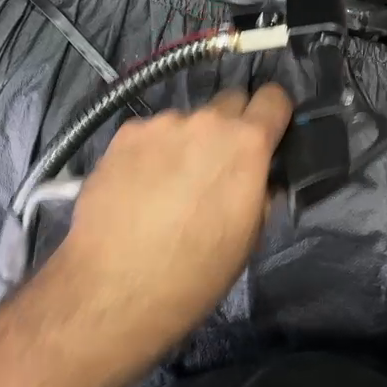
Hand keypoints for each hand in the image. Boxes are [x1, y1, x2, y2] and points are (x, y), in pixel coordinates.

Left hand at [48, 84, 293, 347]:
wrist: (113, 288)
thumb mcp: (248, 239)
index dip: (273, 115)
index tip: (267, 135)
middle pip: (229, 103)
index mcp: (246, 144)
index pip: (274, 98)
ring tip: (166, 186)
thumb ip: (259, 191)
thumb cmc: (194, 275)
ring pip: (186, 122)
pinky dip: (150, 152)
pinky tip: (137, 187)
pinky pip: (150, 134)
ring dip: (186, 143)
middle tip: (215, 167)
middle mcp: (206, 121)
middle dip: (230, 128)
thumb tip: (258, 176)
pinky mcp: (125, 133)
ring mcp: (161, 123)